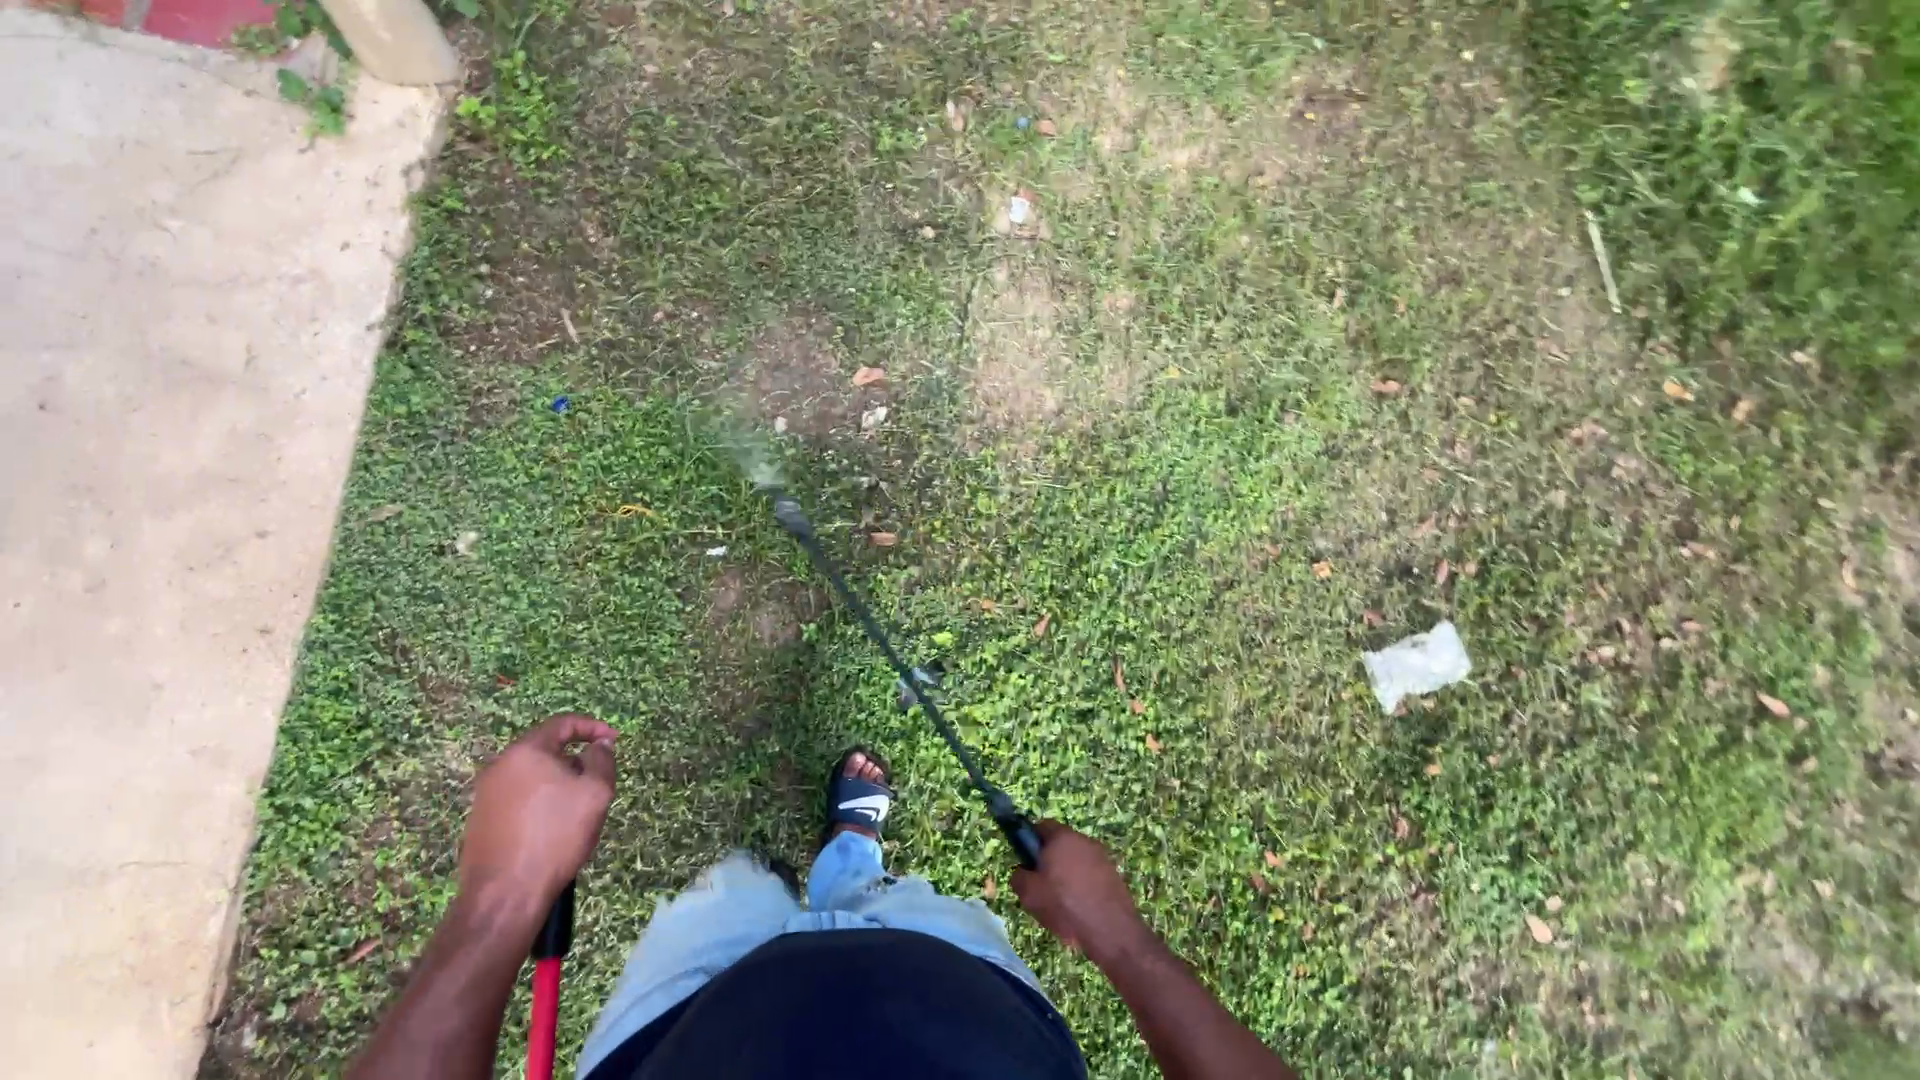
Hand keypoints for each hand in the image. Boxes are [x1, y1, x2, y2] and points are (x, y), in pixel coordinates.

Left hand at [458, 713, 617, 915]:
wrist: (505, 894)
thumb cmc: (555, 835)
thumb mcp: (595, 793)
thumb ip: (602, 760)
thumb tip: (598, 746)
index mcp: (525, 752)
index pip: (562, 724)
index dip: (593, 728)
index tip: (614, 741)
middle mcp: (499, 767)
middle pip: (547, 751)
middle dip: (577, 762)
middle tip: (598, 784)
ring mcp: (485, 796)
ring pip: (534, 777)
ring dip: (560, 785)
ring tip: (579, 812)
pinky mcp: (480, 822)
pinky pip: (520, 800)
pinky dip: (542, 805)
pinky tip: (554, 831)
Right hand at [1011, 820, 1155, 965]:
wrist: (1110, 929)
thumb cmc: (1064, 905)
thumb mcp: (1029, 894)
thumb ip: (1018, 876)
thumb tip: (1023, 871)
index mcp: (1062, 837)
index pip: (1042, 826)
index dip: (1031, 841)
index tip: (1027, 861)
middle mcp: (1084, 840)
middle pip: (1060, 844)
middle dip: (1050, 861)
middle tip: (1041, 886)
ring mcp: (1102, 857)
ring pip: (1076, 861)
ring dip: (1067, 875)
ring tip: (1061, 903)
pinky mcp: (1114, 875)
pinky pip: (1091, 875)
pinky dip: (1083, 887)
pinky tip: (1080, 910)